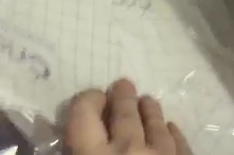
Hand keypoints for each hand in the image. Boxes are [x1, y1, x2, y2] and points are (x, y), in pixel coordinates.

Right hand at [65, 79, 193, 154]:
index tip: (95, 96)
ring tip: (148, 102)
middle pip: (124, 114)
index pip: (83, 113)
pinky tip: (172, 129)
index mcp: (93, 153)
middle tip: (124, 85)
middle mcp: (127, 149)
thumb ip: (73, 147)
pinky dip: (175, 135)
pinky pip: (181, 146)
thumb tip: (53, 125)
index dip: (88, 100)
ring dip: (151, 112)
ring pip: (156, 126)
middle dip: (123, 98)